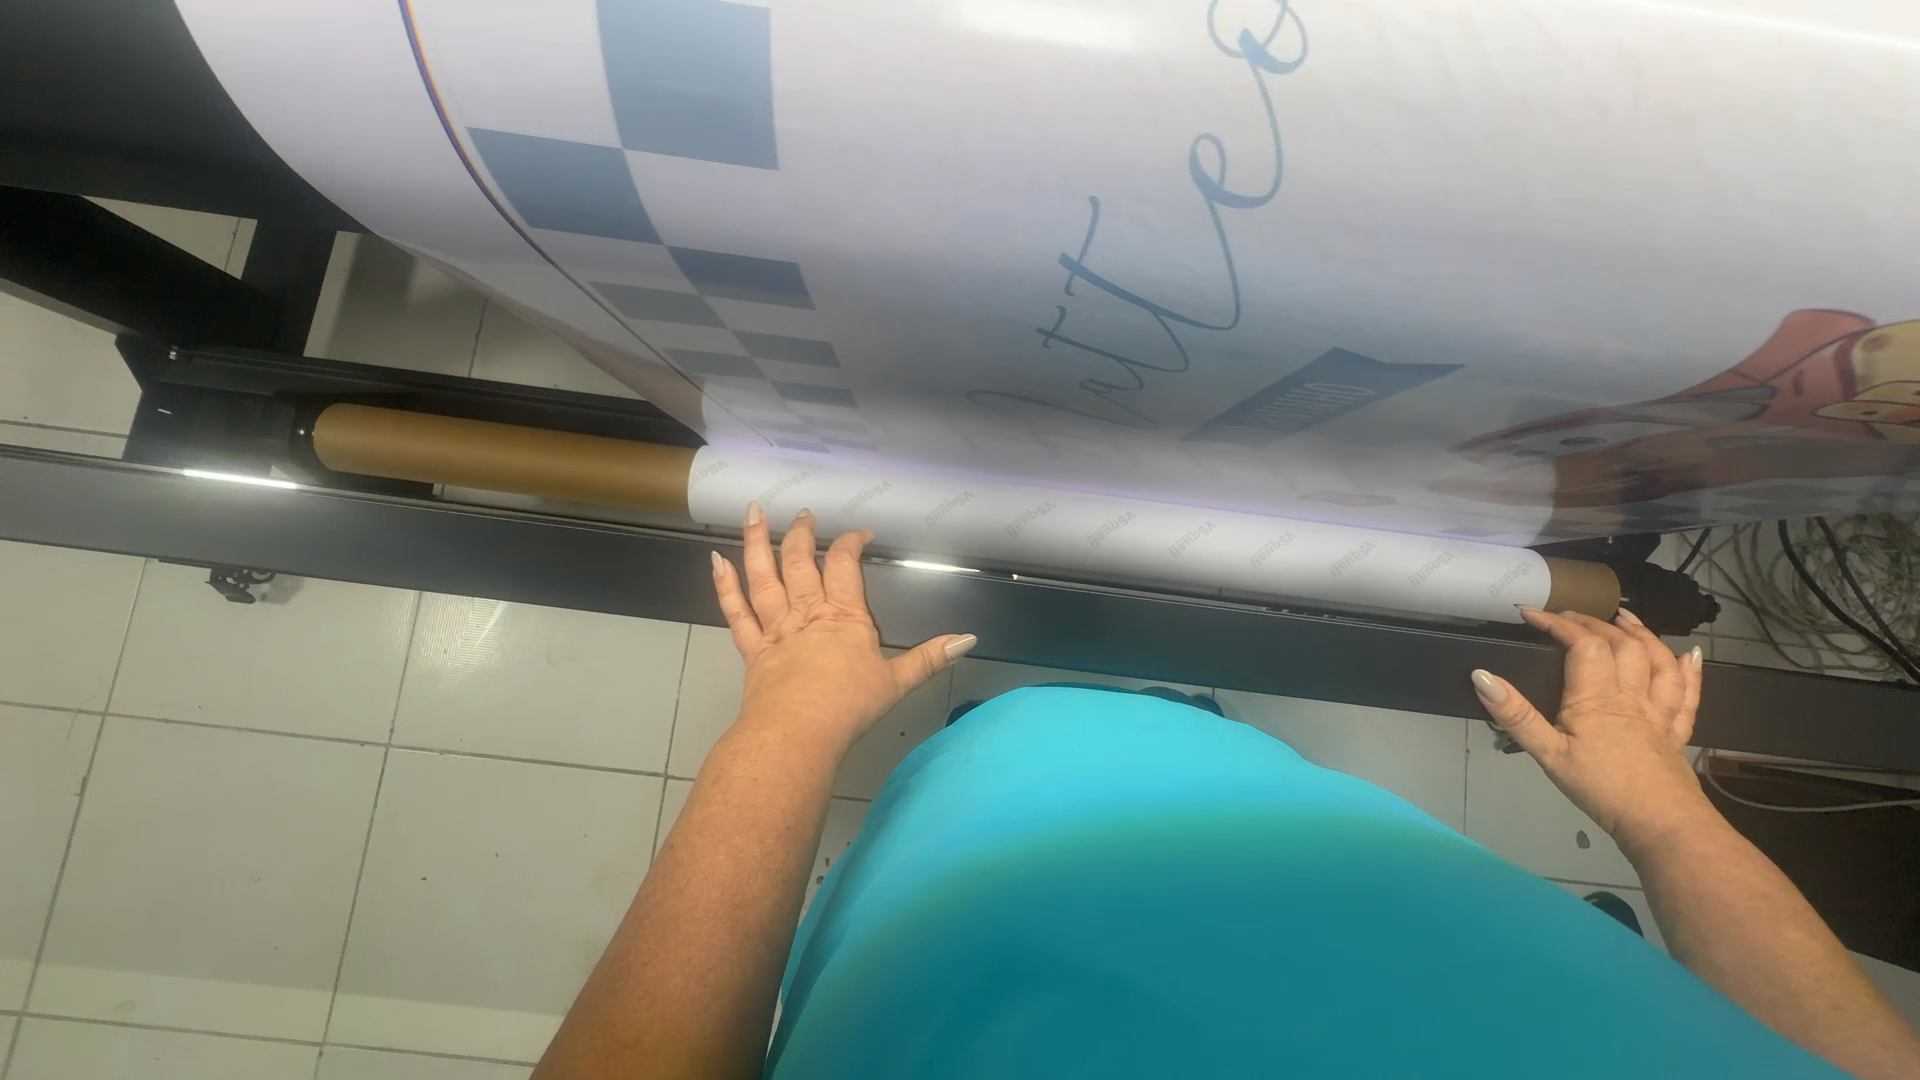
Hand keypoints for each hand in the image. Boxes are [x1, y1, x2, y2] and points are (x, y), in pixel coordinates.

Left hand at [711, 502, 975, 754]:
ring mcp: (776, 629)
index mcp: (844, 617)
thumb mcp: (897, 681)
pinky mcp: (753, 649)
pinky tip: (716, 561)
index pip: (846, 566)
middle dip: (804, 535)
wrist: (798, 734)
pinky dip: (725, 586)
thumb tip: (968, 638)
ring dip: (758, 543)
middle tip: (804, 513)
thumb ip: (930, 658)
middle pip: (802, 563)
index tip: (861, 532)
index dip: (853, 543)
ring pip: (764, 577)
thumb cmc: (849, 707)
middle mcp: (808, 613)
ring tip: (754, 512)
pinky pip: (736, 612)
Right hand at [1471, 607, 1713, 855]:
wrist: (1664, 826)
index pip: (1582, 645)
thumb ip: (1514, 714)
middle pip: (1622, 646)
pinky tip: (1688, 654)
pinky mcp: (1675, 731)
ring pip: (1657, 661)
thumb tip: (1481, 676)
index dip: (1557, 623)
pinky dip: (1688, 669)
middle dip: (1593, 624)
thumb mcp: (1546, 753)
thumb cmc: (1601, 788)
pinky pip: (1687, 694)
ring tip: (1623, 618)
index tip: (1529, 614)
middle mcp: (1632, 697)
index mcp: (1597, 699)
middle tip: (1567, 616)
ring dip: (1641, 634)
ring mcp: (1659, 713)